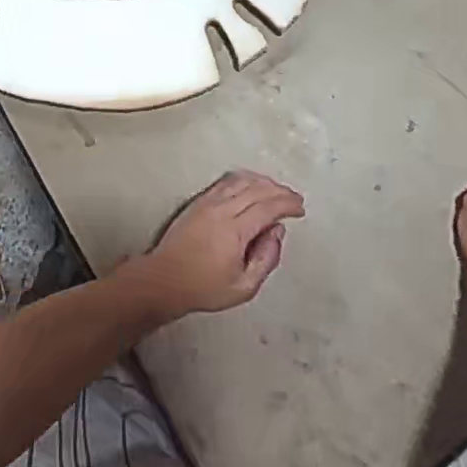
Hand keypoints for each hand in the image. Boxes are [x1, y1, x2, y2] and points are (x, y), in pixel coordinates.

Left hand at [118, 170, 304, 319]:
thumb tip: (277, 231)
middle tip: (295, 198)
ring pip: (238, 181)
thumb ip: (266, 257)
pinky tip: (251, 185)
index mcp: (234, 230)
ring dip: (261, 182)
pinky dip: (242, 180)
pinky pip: (224, 183)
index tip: (300, 208)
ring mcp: (206, 203)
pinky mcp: (197, 202)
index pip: (267, 207)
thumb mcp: (245, 286)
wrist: (166, 278)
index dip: (287, 204)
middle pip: (254, 189)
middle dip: (279, 191)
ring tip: (277, 190)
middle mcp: (220, 210)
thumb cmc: (205, 286)